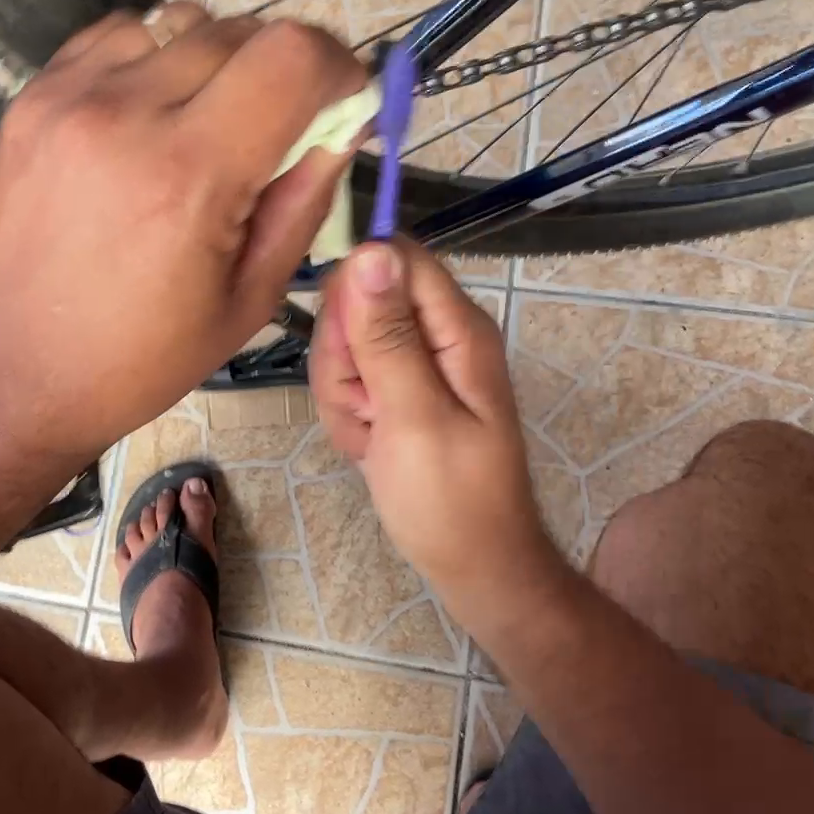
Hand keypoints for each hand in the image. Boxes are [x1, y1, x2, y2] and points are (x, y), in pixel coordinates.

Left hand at [0, 4, 366, 462]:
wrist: (24, 371)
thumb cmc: (146, 355)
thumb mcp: (252, 297)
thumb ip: (305, 201)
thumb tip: (342, 129)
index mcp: (189, 174)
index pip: (291, 58)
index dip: (339, 66)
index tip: (346, 99)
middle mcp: (125, 114)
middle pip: (241, 32)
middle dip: (285, 69)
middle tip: (286, 125)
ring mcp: (69, 97)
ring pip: (180, 23)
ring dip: (221, 61)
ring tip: (215, 121)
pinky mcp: (33, 97)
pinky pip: (120, 36)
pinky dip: (158, 58)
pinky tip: (156, 115)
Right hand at [310, 239, 552, 588]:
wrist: (470, 564)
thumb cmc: (451, 499)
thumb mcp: (414, 416)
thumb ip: (388, 335)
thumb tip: (370, 249)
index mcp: (456, 328)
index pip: (394, 258)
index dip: (354, 290)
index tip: (344, 345)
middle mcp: (437, 333)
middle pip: (359, 301)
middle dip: (344, 359)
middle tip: (366, 410)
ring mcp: (415, 363)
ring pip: (345, 344)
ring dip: (343, 394)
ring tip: (372, 438)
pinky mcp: (396, 390)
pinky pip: (348, 380)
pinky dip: (349, 415)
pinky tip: (370, 447)